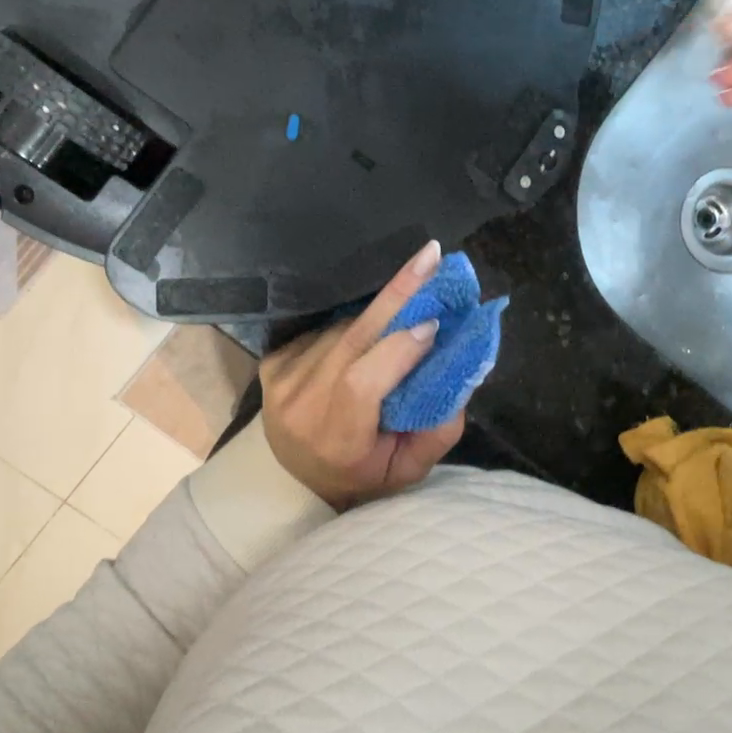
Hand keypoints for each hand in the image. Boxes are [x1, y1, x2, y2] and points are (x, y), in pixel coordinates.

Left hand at [259, 240, 465, 508]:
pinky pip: (326, 329)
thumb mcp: (409, 469)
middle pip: (351, 340)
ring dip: (379, 316)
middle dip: (397, 294)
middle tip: (431, 256)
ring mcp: (281, 380)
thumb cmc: (364, 474)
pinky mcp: (272, 362)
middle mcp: (301, 406)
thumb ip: (438, 428)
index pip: (360, 383)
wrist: (302, 477)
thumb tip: (459, 367)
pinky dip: (354, 325)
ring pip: (344, 329)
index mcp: (336, 440)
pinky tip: (368, 333)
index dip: (397, 349)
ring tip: (407, 311)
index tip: (434, 324)